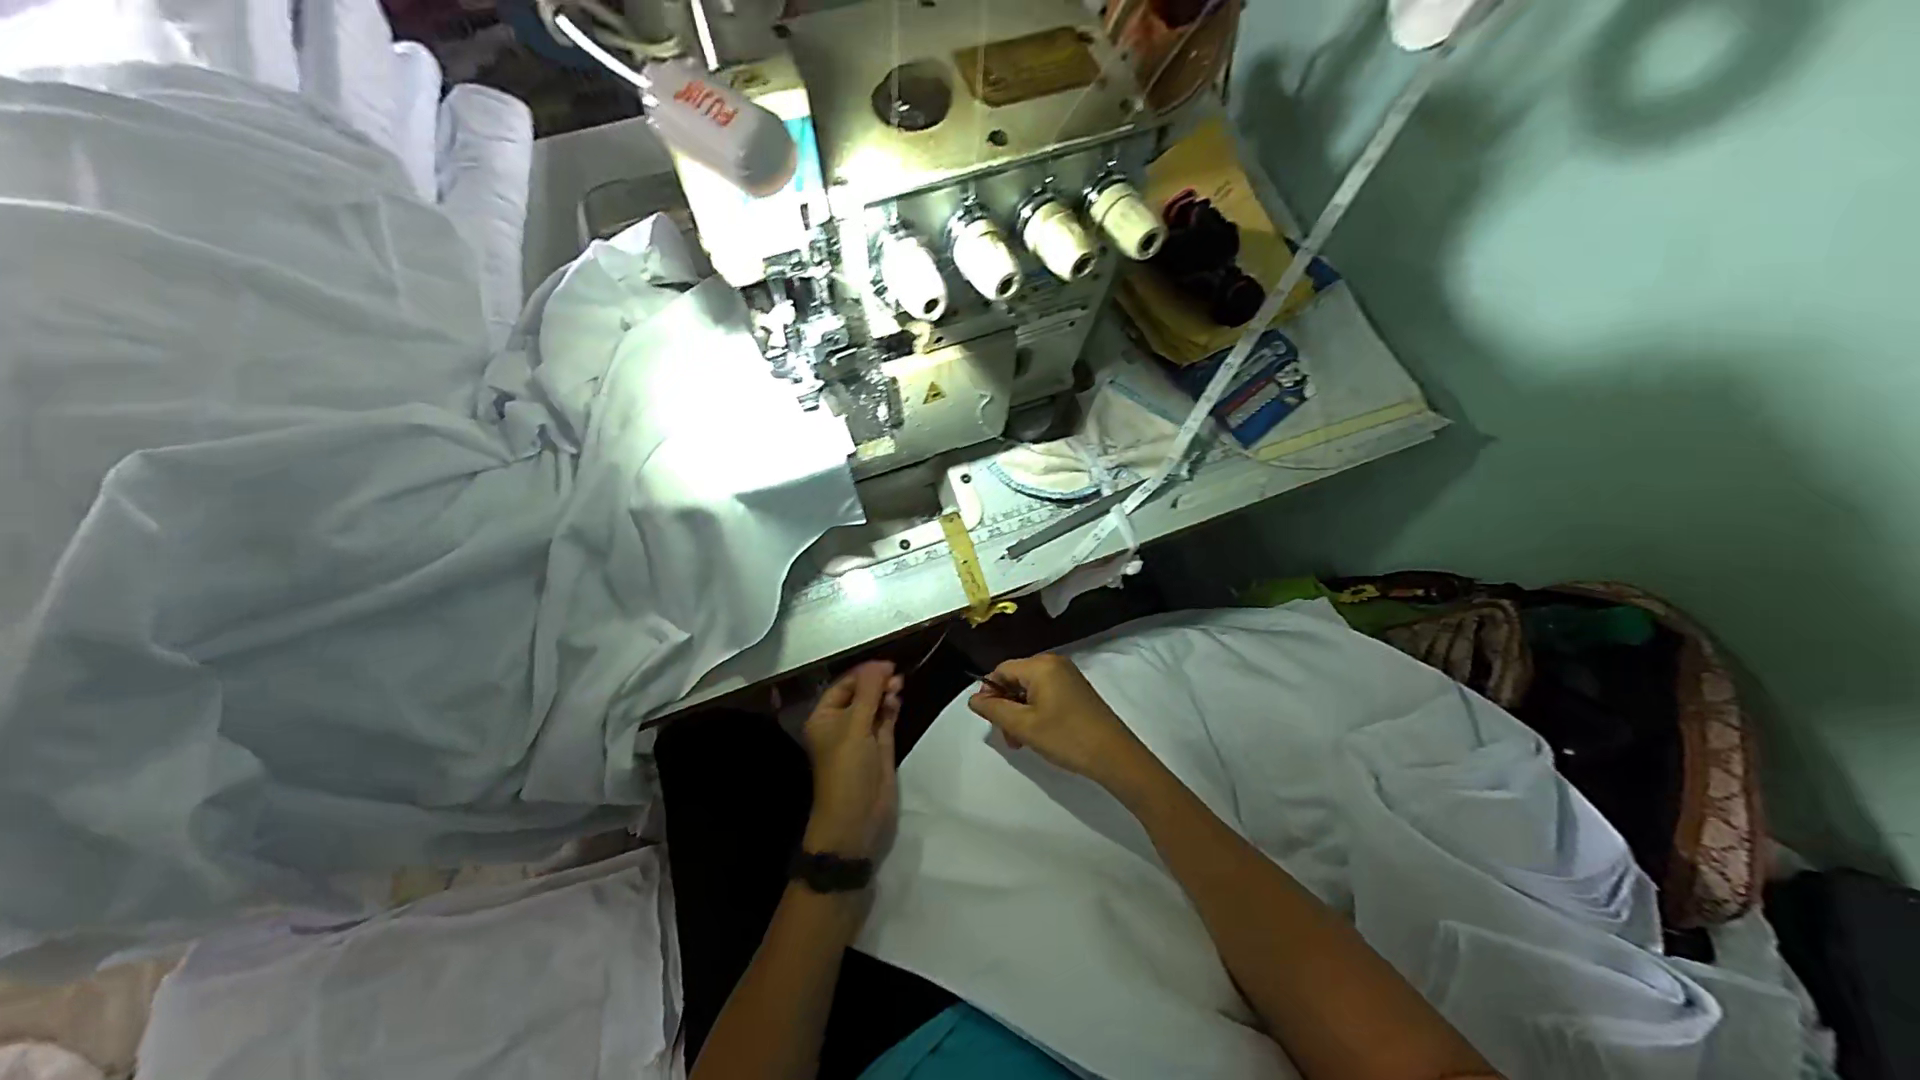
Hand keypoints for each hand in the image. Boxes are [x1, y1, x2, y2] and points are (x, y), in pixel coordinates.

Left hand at [800, 660, 903, 859]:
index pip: (843, 685)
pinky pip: (885, 720)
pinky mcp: (879, 747)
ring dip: (885, 694)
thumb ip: (869, 693)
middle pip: (860, 693)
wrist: (856, 818)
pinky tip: (898, 699)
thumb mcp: (855, 727)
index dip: (864, 673)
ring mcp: (861, 736)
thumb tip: (880, 664)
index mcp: (824, 717)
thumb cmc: (847, 769)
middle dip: (877, 682)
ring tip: (899, 686)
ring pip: (875, 705)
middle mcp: (841, 724)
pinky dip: (891, 708)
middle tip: (897, 676)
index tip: (887, 664)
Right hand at [967, 654, 1155, 794]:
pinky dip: (1037, 712)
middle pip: (1016, 679)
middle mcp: (1055, 664)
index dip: (989, 694)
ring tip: (1023, 741)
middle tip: (1010, 738)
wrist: (1114, 755)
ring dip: (1021, 714)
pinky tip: (1040, 734)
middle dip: (1007, 707)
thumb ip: (994, 710)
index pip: (1001, 670)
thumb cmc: (1066, 737)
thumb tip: (974, 699)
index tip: (990, 721)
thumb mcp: (1023, 726)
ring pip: (1030, 690)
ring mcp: (1069, 676)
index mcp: (1041, 666)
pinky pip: (1046, 694)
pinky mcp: (1077, 690)